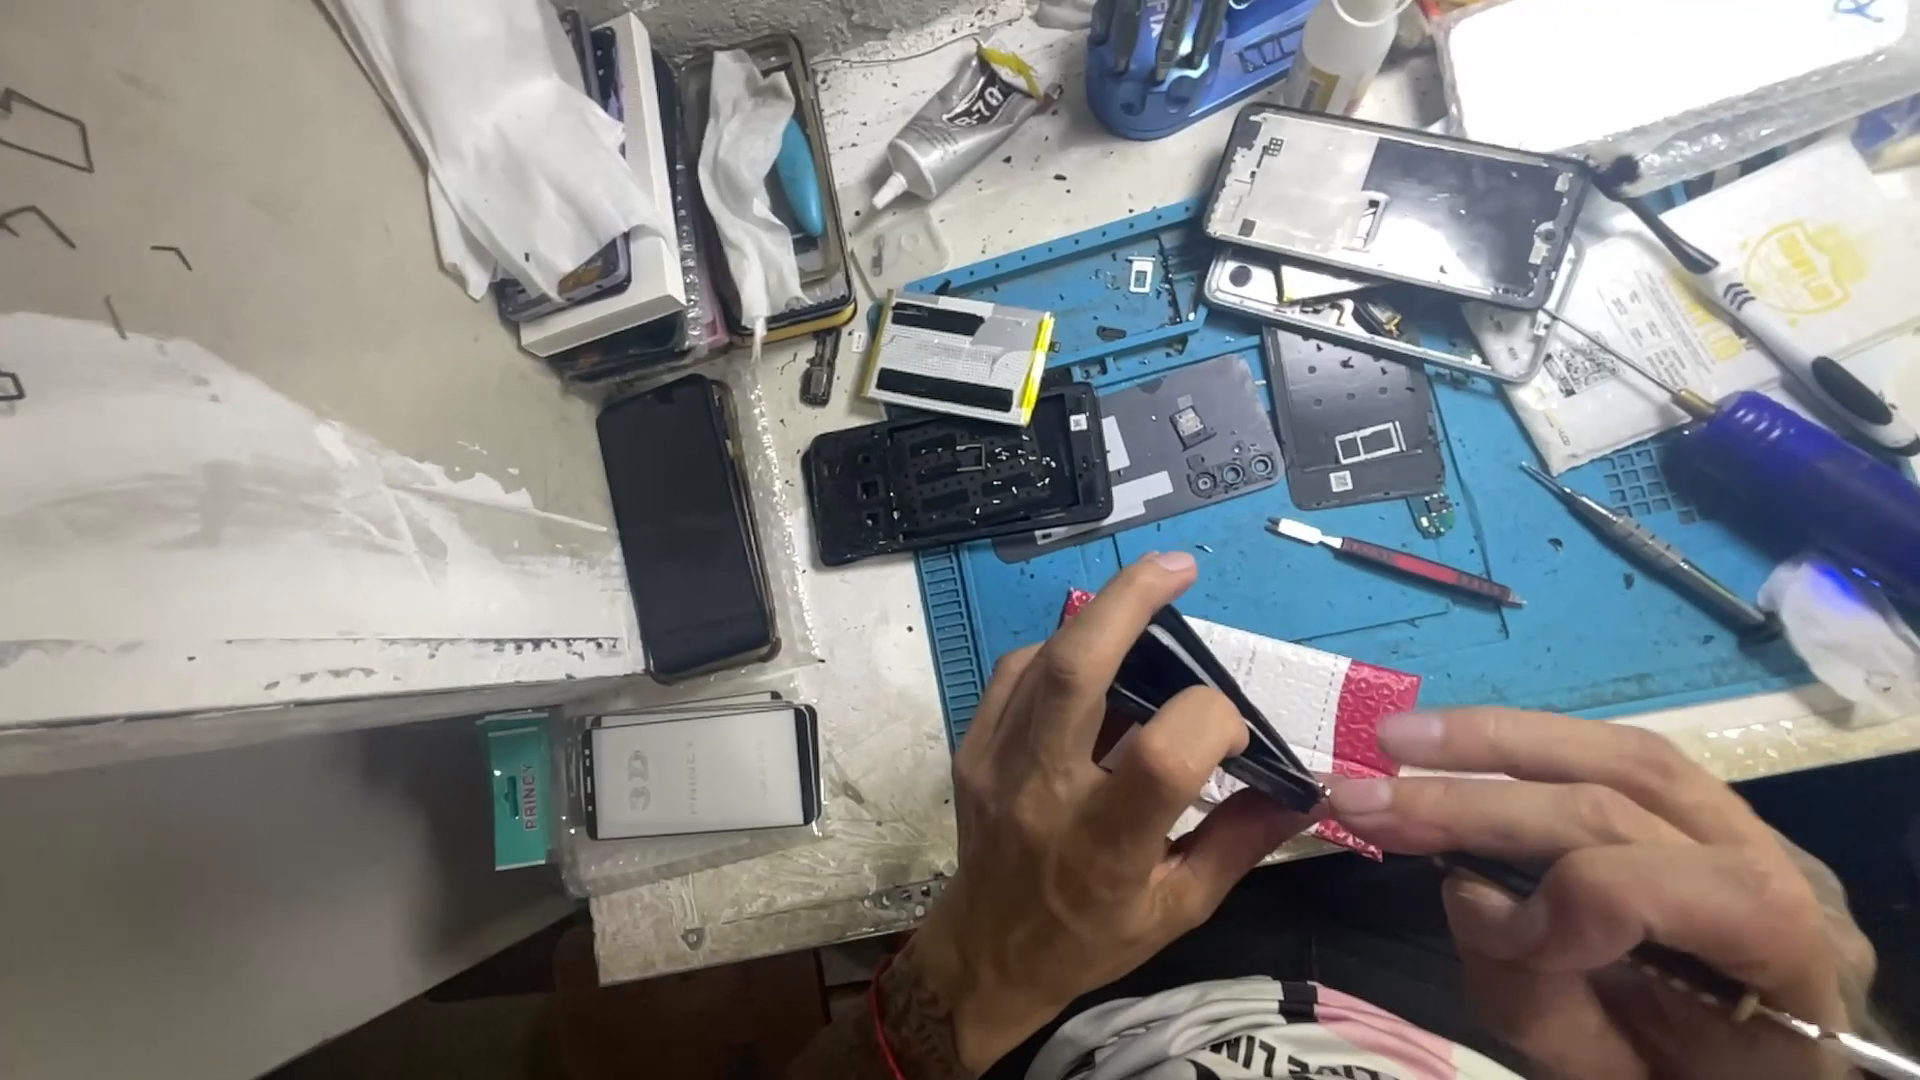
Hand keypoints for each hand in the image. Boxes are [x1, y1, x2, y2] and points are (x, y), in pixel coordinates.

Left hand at [912, 553, 1320, 1071]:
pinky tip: (1085, 662)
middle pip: (1077, 670)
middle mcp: (1043, 792)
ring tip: (1139, 609)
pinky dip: (1054, 652)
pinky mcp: (970, 746)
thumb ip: (1241, 841)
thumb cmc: (1091, 937)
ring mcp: (995, 762)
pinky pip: (1012, 673)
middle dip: (1129, 601)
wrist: (986, 951)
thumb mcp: (1180, 908)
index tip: (1230, 731)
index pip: (1162, 752)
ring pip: (1042, 659)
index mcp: (1104, 844)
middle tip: (1175, 568)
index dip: (1211, 719)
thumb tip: (1301, 785)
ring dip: (1096, 621)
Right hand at [1328, 708, 1877, 1079]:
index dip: (1570, 895)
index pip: (1676, 886)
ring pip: (1620, 750)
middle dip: (1471, 795)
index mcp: (1781, 967)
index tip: (1484, 925)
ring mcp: (1743, 828)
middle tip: (1361, 798)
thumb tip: (1464, 883)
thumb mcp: (1590, 1066)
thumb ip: (1528, 986)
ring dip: (1487, 738)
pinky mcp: (1690, 802)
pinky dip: (1514, 743)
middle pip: (1621, 796)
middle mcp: (1781, 873)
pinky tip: (1445, 744)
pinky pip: (1604, 751)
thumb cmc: (1663, 1075)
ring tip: (1392, 739)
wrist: (1741, 1063)